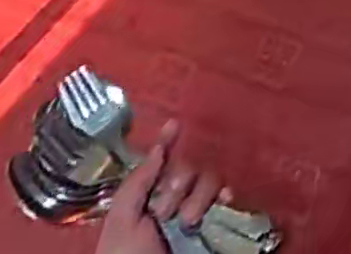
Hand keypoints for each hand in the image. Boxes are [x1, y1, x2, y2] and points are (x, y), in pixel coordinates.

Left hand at [96, 120, 225, 253]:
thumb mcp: (122, 224)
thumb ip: (138, 183)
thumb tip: (159, 147)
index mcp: (147, 199)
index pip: (160, 161)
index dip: (167, 142)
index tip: (174, 124)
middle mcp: (173, 202)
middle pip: (188, 166)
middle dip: (180, 181)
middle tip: (167, 209)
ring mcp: (196, 214)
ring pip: (209, 179)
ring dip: (200, 193)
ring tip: (189, 220)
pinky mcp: (215, 226)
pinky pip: (228, 199)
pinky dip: (228, 194)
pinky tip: (225, 199)